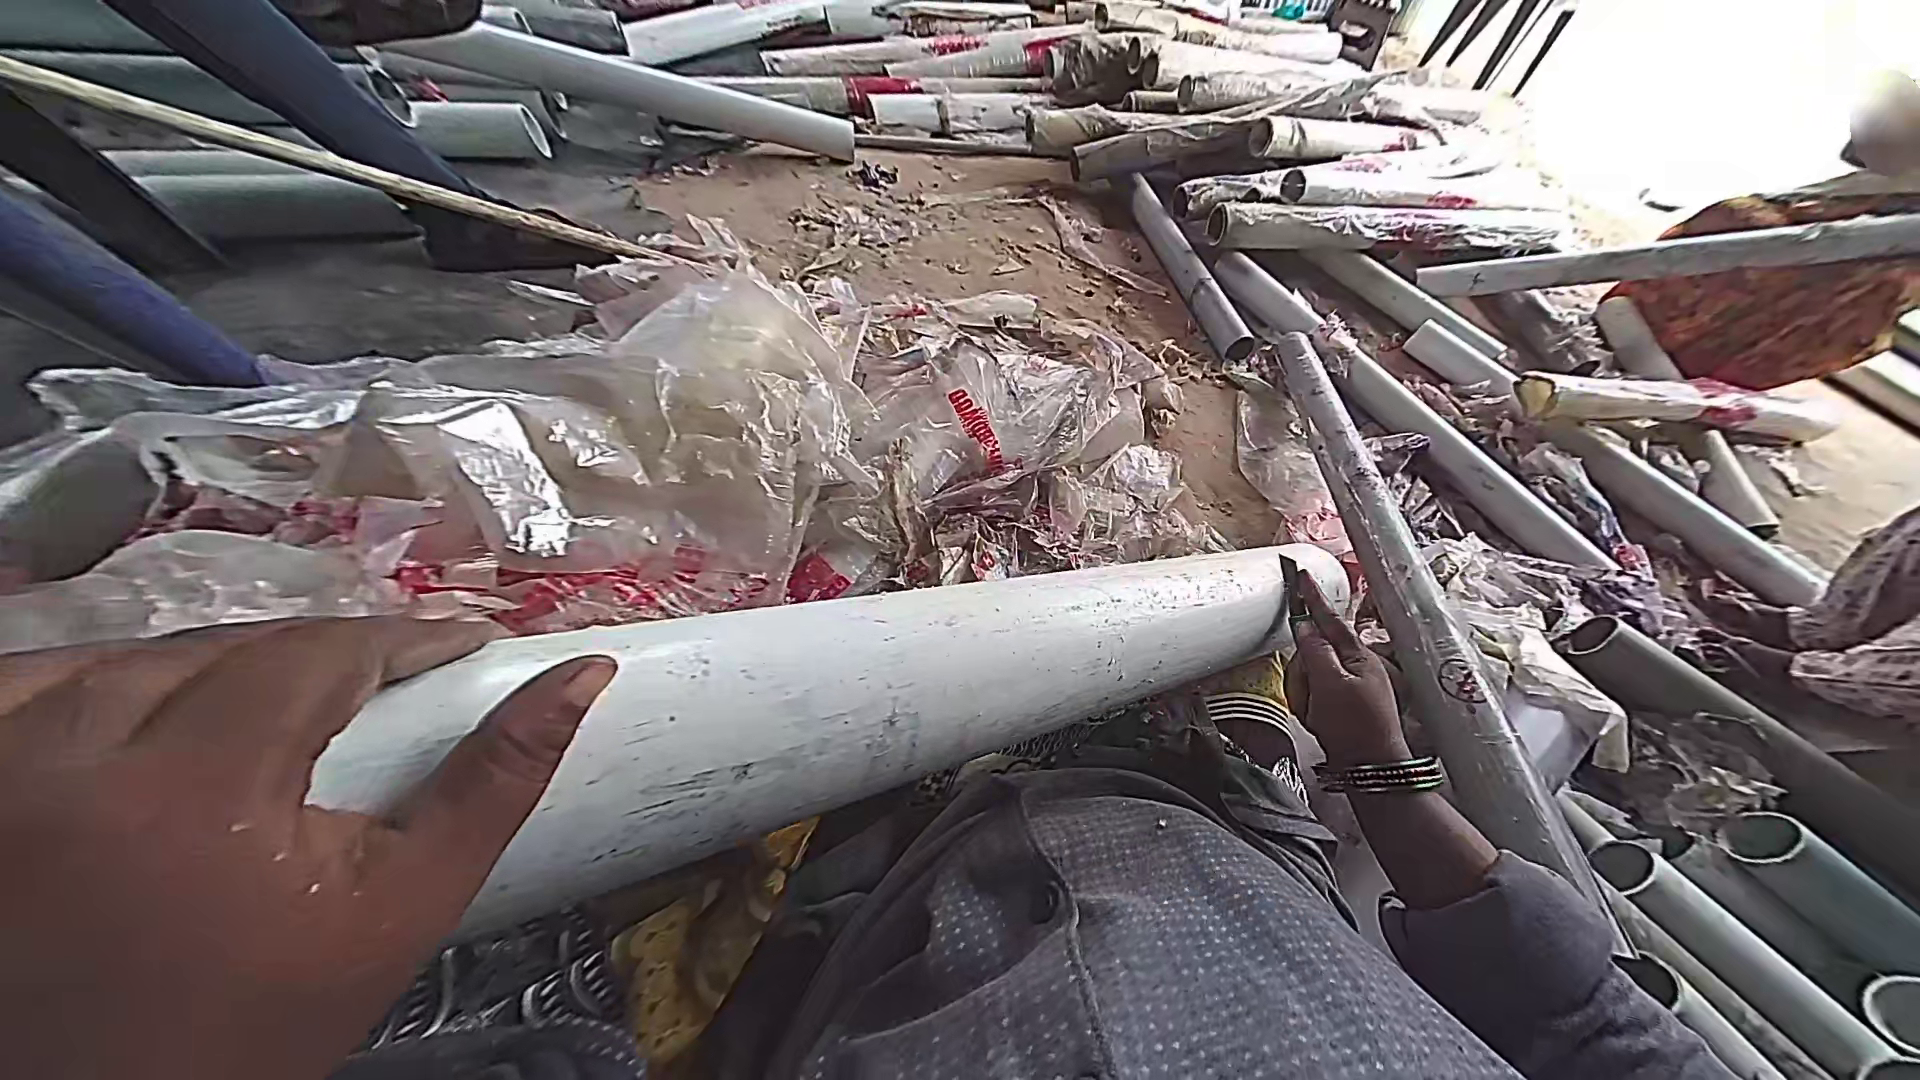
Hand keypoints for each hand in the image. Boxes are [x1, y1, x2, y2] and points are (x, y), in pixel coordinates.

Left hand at [0, 617, 616, 1079]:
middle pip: (227, 648)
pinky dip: (97, 680)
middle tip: (400, 674)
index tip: (464, 643)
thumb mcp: (417, 894)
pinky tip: (153, 707)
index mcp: (190, 791)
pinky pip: (13, 690)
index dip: (407, 638)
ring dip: (226, 659)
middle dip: (331, 649)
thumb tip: (587, 674)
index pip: (320, 656)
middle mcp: (51, 771)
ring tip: (298, 688)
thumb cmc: (268, 1010)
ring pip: (118, 656)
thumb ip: (505, 773)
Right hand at [1284, 575, 1410, 767]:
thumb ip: (1314, 651)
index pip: (1329, 619)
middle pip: (1309, 652)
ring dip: (1304, 694)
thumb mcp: (1330, 685)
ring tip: (1318, 714)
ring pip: (1305, 674)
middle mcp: (1354, 666)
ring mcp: (1346, 684)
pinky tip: (1319, 720)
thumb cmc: (1355, 727)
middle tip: (1311, 697)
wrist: (1370, 770)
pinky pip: (1309, 693)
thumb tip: (1304, 625)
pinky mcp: (1338, 701)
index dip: (1312, 598)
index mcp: (1358, 656)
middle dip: (1302, 675)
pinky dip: (1308, 705)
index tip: (1300, 575)